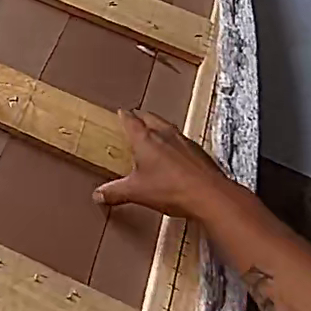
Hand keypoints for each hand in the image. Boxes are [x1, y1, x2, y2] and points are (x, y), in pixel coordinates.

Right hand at [93, 109, 239, 219]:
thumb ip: (114, 192)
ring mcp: (185, 143)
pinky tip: (176, 155)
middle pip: (151, 118)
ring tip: (156, 133)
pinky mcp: (200, 153)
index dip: (124, 116)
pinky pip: (184, 142)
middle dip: (142, 116)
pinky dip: (177, 144)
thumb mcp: (136, 192)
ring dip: (160, 128)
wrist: (211, 197)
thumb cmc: (174, 189)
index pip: (131, 121)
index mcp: (145, 139)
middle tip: (136, 117)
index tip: (121, 113)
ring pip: (169, 128)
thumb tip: (99, 195)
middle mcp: (165, 135)